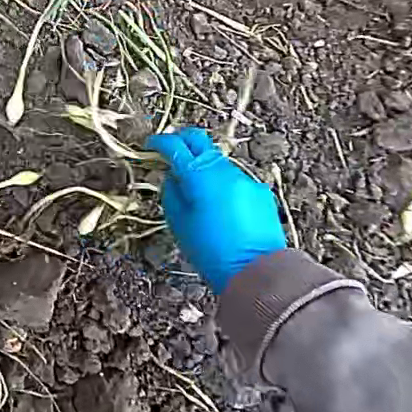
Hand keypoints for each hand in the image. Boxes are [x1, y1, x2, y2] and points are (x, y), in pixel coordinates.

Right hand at [149, 126, 286, 292]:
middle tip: (171, 153)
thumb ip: (172, 193)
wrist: (256, 271)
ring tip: (196, 190)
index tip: (152, 145)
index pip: (176, 146)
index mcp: (200, 176)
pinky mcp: (259, 190)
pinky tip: (220, 207)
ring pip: (218, 162)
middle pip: (200, 141)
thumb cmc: (212, 252)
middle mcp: (224, 170)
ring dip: (204, 167)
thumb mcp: (180, 224)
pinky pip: (235, 180)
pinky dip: (223, 185)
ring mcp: (244, 178)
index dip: (160, 142)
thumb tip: (172, 177)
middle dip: (182, 141)